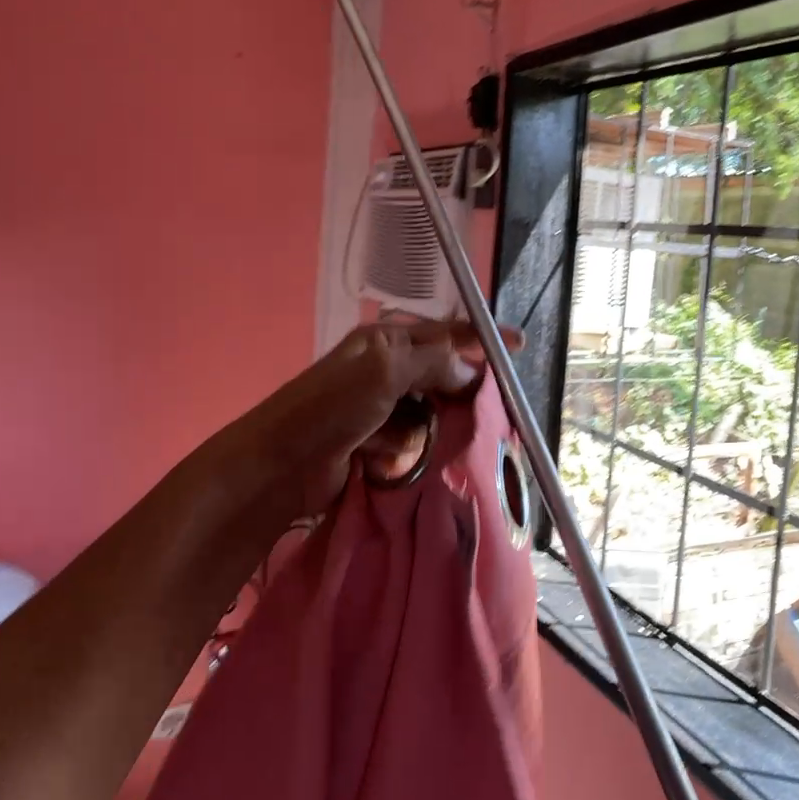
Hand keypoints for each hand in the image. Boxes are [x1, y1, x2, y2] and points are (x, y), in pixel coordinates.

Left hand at [215, 320, 523, 518]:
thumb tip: (468, 370)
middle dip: (463, 389)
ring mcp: (379, 410)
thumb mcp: (384, 370)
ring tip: (456, 439)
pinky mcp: (376, 445)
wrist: (280, 467)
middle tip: (490, 407)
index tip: (518, 345)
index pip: (442, 333)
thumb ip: (432, 362)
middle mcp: (383, 370)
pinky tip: (415, 458)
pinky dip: (420, 449)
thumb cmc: (330, 409)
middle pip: (441, 374)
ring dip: (442, 425)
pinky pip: (416, 441)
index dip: (479, 337)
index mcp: (382, 342)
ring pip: (433, 411)